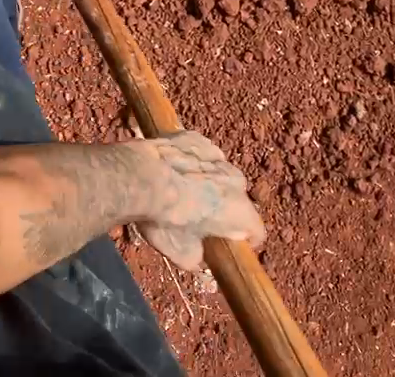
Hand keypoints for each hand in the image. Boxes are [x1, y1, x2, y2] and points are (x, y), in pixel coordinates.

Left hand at [135, 131, 265, 270]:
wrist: (139, 176)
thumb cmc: (163, 218)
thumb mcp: (180, 252)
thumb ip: (197, 257)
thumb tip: (197, 257)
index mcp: (238, 211)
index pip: (256, 231)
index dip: (244, 239)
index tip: (229, 242)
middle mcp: (235, 181)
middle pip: (239, 198)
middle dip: (226, 207)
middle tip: (201, 215)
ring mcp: (216, 154)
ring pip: (222, 172)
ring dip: (211, 181)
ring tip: (185, 188)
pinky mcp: (195, 138)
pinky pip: (203, 153)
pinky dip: (195, 160)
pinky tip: (176, 167)